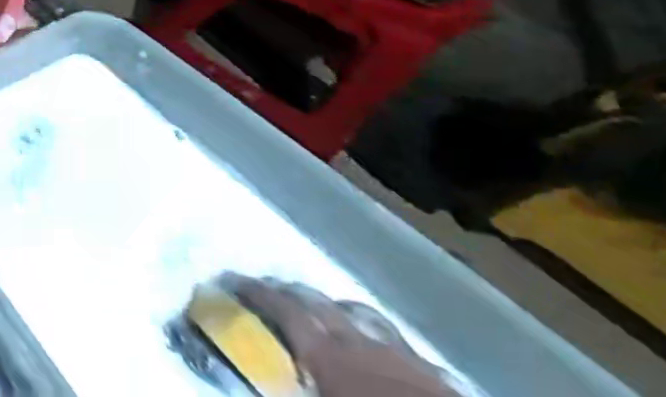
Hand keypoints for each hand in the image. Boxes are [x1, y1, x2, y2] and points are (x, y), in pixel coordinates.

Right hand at [224, 277, 462, 396]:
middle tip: (269, 290)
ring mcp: (399, 355)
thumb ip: (285, 391)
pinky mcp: (435, 375)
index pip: (283, 311)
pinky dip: (378, 336)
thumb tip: (254, 381)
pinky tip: (380, 347)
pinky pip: (398, 343)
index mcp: (326, 356)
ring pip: (359, 314)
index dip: (255, 293)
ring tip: (321, 309)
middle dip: (289, 291)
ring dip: (333, 306)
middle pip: (317, 302)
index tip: (231, 280)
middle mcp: (357, 343)